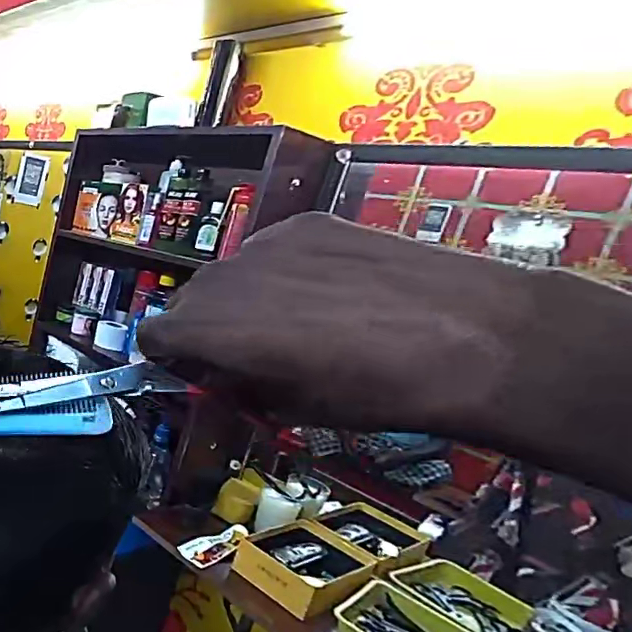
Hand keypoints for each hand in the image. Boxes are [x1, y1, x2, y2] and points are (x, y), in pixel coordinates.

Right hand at [135, 212, 631, 436]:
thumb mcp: (293, 408)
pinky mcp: (306, 223)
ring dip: (245, 297)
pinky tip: (337, 289)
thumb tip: (225, 374)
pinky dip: (286, 270)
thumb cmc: (377, 392)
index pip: (152, 335)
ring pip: (230, 274)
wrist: (480, 339)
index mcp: (208, 329)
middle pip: (188, 300)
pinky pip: (273, 251)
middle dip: (207, 325)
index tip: (201, 370)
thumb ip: (239, 385)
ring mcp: (263, 245)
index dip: (171, 356)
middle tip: (255, 349)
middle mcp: (221, 279)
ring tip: (303, 317)